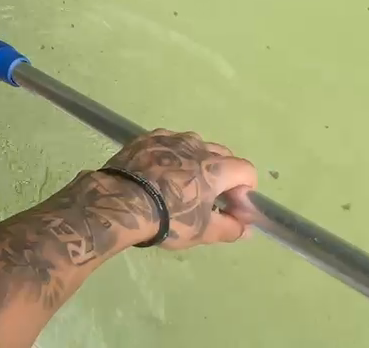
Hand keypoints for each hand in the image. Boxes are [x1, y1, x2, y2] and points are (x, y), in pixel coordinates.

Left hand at [106, 129, 258, 249]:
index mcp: (215, 167)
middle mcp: (194, 145)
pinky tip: (162, 172)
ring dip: (198, 161)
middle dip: (224, 175)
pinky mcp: (146, 137)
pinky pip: (169, 142)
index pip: (246, 170)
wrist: (121, 200)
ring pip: (194, 144)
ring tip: (184, 183)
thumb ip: (231, 227)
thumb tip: (245, 226)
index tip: (232, 207)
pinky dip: (174, 154)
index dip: (244, 190)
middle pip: (222, 154)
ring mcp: (168, 138)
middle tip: (211, 197)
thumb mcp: (205, 231)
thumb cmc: (169, 218)